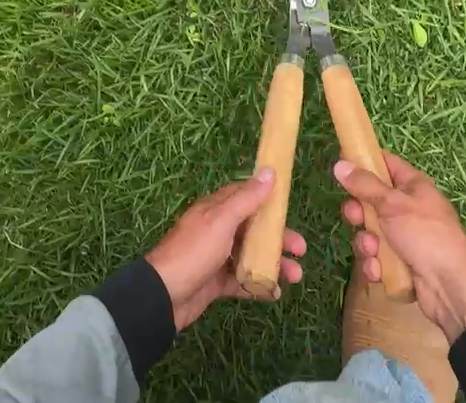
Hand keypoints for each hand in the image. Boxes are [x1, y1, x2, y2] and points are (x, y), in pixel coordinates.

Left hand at [145, 168, 305, 330]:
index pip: (245, 196)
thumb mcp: (222, 220)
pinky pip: (242, 280)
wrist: (164, 295)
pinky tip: (274, 293)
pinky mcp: (216, 282)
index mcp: (216, 209)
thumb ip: (247, 198)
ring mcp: (217, 257)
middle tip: (301, 250)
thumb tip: (269, 171)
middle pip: (253, 229)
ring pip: (251, 256)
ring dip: (273, 263)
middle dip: (278, 238)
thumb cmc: (194, 251)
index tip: (289, 207)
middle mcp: (217, 230)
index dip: (267, 200)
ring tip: (295, 276)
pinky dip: (259, 285)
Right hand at [334, 152, 465, 342]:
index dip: (364, 162)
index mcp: (413, 186)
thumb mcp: (392, 204)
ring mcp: (405, 238)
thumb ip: (364, 185)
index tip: (342, 166)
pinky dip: (375, 264)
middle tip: (355, 217)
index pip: (385, 163)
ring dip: (366, 242)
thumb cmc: (425, 234)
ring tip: (373, 250)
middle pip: (372, 201)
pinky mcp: (400, 263)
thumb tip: (339, 164)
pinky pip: (377, 258)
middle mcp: (408, 209)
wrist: (451, 287)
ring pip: (371, 232)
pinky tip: (378, 270)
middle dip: (359, 212)